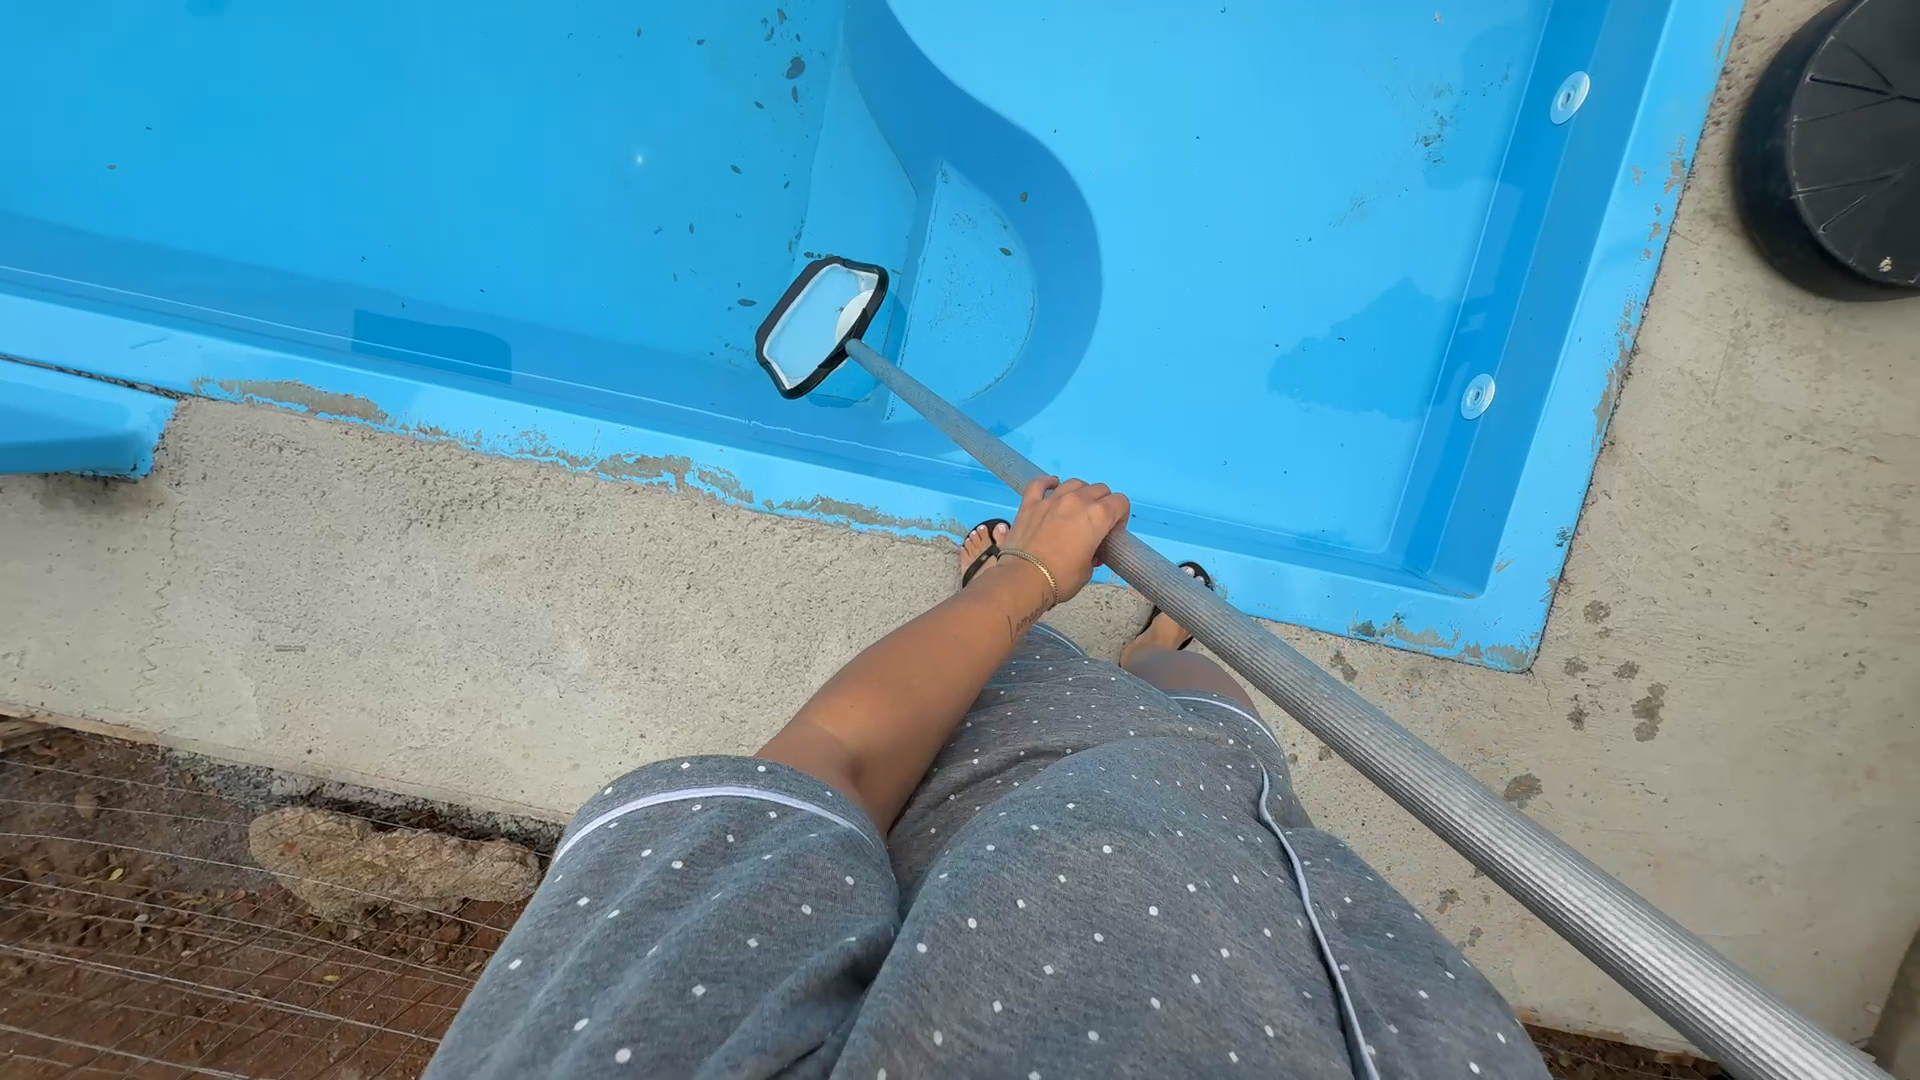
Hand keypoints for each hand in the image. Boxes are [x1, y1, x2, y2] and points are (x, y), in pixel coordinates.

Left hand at [999, 475, 1130, 604]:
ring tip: (1077, 507)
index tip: (1113, 531)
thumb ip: (1092, 552)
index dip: (1121, 516)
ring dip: (1081, 492)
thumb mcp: (1088, 570)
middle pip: (1100, 489)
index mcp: (1098, 516)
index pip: (1121, 502)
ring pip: (1074, 483)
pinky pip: (1039, 483)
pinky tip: (1052, 485)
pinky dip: (1048, 482)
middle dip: (1103, 503)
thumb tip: (1086, 550)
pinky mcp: (1030, 504)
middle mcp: (1077, 501)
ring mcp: (1051, 499)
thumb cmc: (1061, 578)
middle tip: (1096, 523)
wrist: (1024, 579)